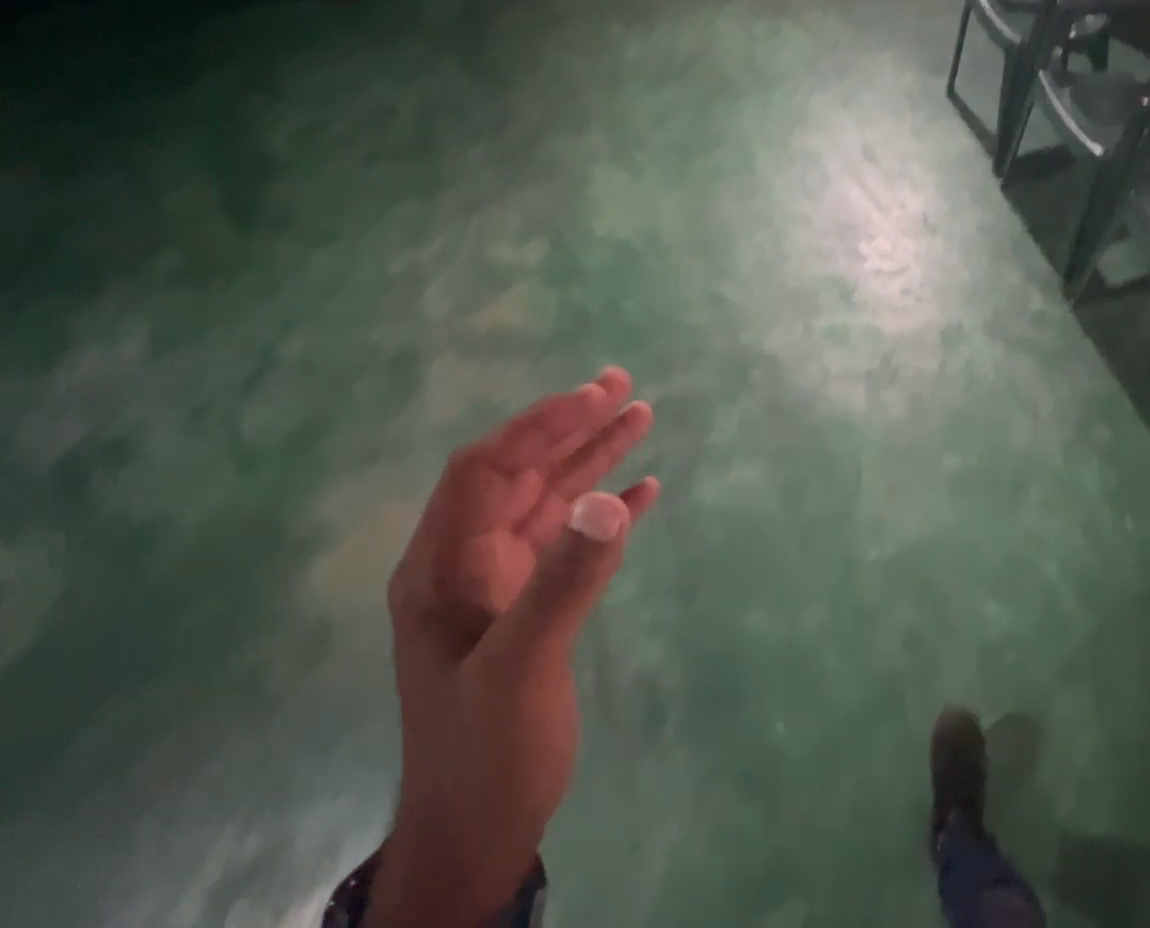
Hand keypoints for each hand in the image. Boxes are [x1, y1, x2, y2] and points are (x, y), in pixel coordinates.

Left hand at [366, 368, 658, 927]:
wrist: (480, 827)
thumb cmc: (487, 750)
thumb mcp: (522, 666)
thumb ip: (564, 580)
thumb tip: (610, 497)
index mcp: (441, 567)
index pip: (486, 471)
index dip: (540, 427)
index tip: (597, 396)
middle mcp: (466, 564)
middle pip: (518, 475)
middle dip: (568, 427)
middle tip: (622, 384)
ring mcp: (500, 586)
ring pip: (548, 503)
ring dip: (591, 459)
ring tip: (640, 416)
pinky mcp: (533, 607)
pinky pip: (571, 542)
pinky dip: (607, 512)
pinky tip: (645, 489)